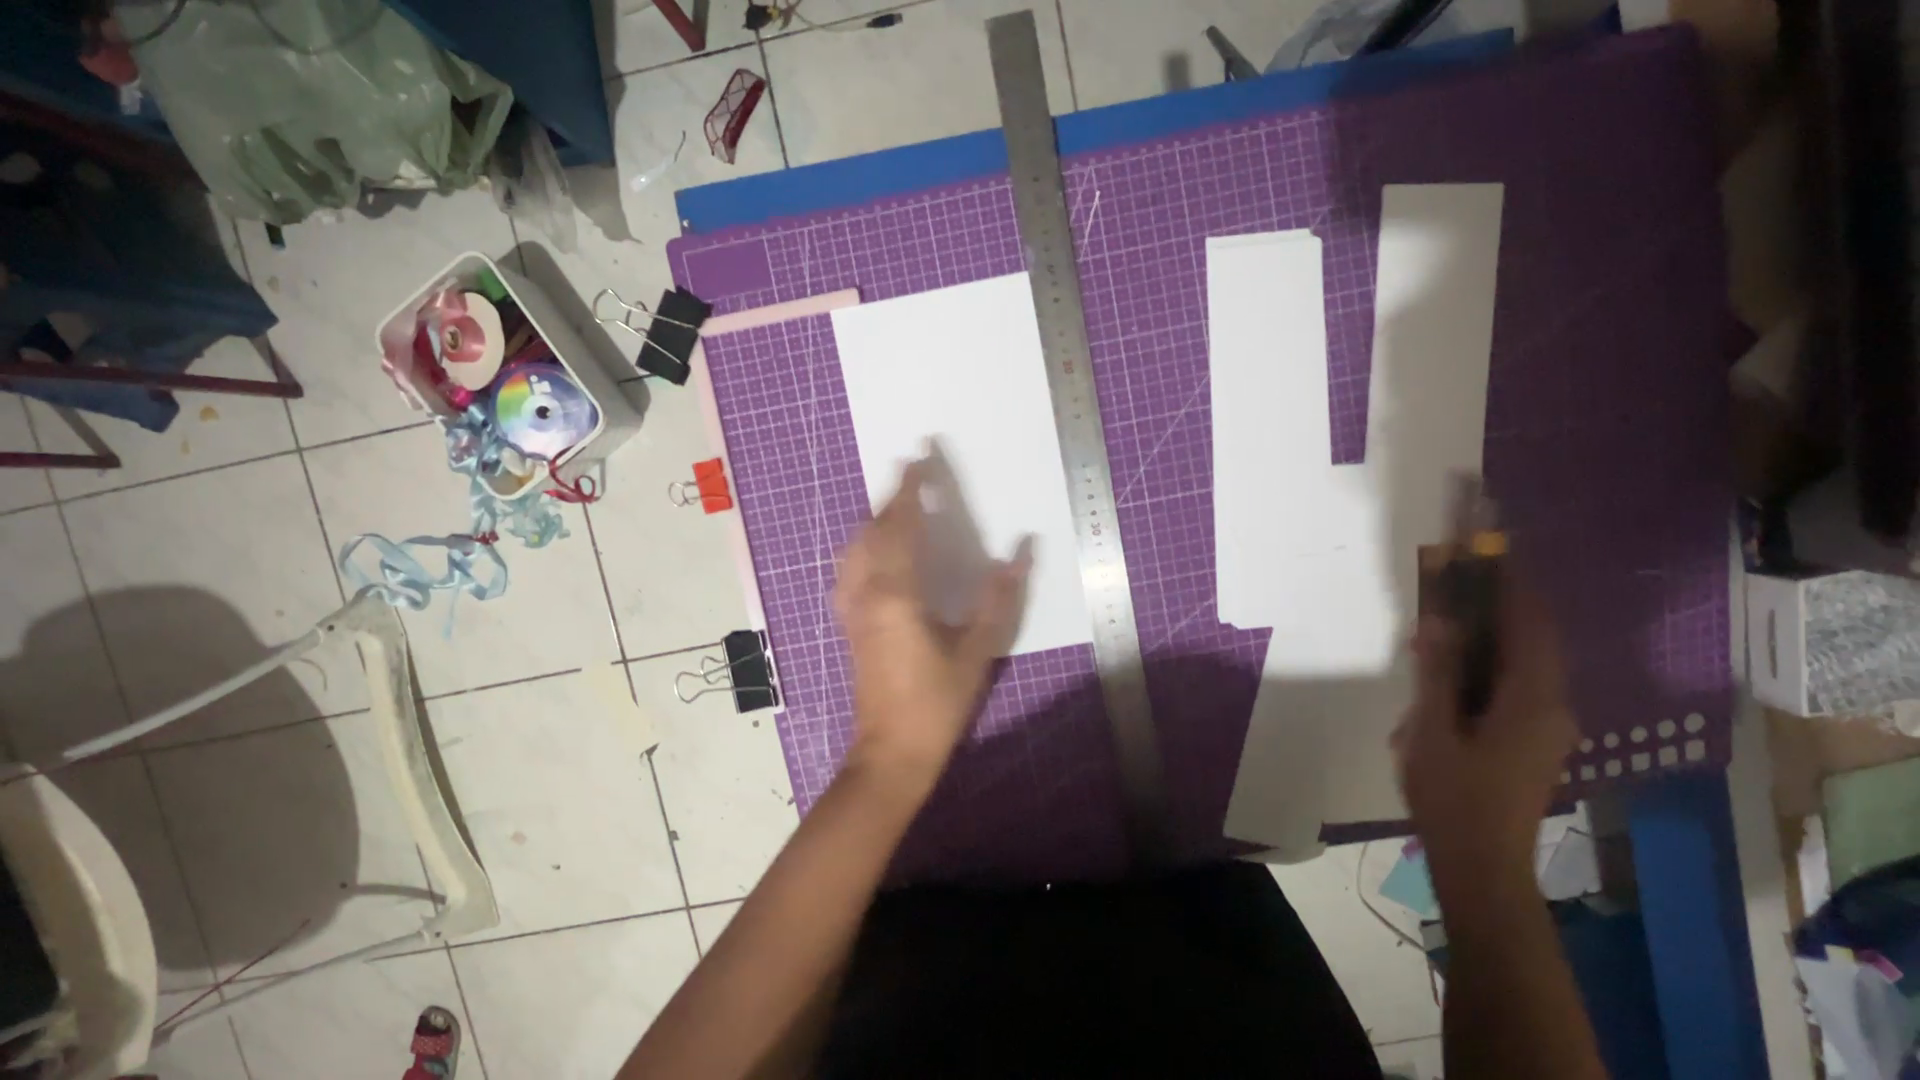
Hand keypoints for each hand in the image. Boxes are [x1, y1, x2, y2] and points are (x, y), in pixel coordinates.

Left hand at [832, 462, 1031, 791]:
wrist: (890, 752)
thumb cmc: (936, 703)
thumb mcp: (977, 652)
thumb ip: (998, 599)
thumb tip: (1020, 551)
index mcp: (896, 592)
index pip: (901, 525)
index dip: (910, 489)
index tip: (918, 458)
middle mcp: (866, 591)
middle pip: (873, 529)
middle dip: (891, 496)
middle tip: (911, 470)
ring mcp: (852, 608)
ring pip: (856, 548)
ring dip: (874, 519)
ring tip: (896, 504)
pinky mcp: (849, 625)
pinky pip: (849, 570)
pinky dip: (862, 547)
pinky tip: (872, 552)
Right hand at [1394, 583, 1576, 883]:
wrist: (1483, 865)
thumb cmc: (1454, 796)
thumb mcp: (1434, 730)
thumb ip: (1438, 672)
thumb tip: (1440, 620)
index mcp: (1533, 699)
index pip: (1528, 624)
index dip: (1508, 585)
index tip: (1484, 553)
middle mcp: (1552, 707)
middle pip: (1528, 642)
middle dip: (1491, 612)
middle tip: (1448, 592)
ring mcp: (1547, 728)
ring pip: (1520, 668)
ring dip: (1484, 645)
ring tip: (1437, 638)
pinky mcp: (1533, 744)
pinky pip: (1514, 691)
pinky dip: (1486, 672)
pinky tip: (1445, 685)